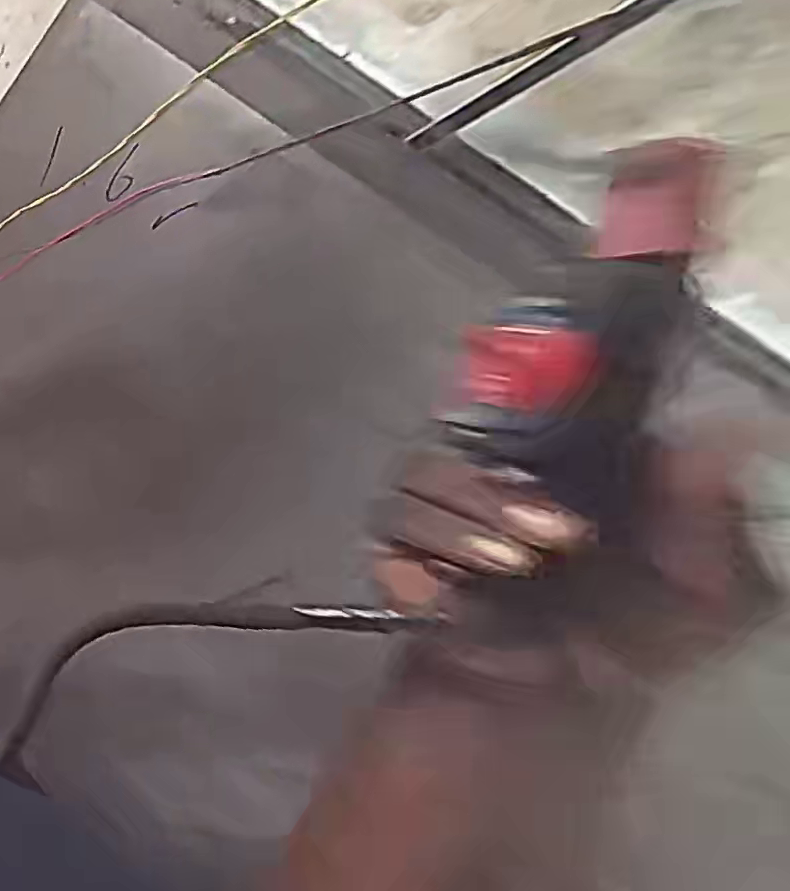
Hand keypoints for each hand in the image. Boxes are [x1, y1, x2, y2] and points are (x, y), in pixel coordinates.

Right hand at [376, 429, 778, 692]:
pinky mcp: (390, 546)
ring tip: (512, 566)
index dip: (517, 401)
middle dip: (496, 489)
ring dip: (463, 521)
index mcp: (549, 483)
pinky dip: (428, 546)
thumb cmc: (627, 647)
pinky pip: (386, 522)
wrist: (546, 704)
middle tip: (556, 535)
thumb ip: (703, 517)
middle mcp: (481, 487)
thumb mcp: (707, 594)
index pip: (518, 420)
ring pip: (414, 477)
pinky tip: (459, 579)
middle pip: (451, 445)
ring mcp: (428, 515)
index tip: (540, 409)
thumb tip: (718, 432)